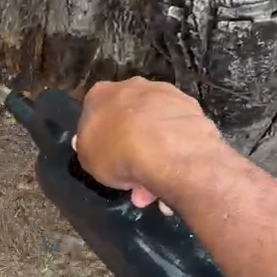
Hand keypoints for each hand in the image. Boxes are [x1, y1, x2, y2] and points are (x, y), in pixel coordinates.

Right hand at [74, 78, 226, 210]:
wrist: (163, 147)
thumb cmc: (115, 152)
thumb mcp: (87, 159)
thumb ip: (87, 149)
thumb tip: (86, 142)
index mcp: (100, 94)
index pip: (96, 115)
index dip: (101, 140)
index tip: (107, 160)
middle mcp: (132, 86)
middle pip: (128, 121)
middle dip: (130, 151)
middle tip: (133, 181)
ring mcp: (164, 94)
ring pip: (154, 129)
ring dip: (153, 157)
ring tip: (155, 190)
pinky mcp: (190, 106)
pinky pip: (176, 133)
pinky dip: (173, 153)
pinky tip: (172, 178)